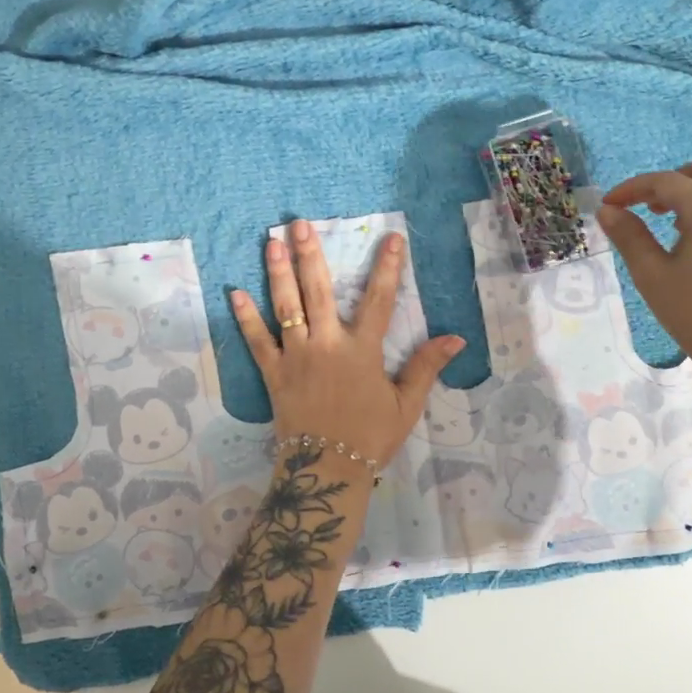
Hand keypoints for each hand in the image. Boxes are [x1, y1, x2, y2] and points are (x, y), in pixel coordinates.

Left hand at [231, 220, 464, 466]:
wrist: (327, 469)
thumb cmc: (371, 437)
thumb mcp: (406, 405)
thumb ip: (426, 367)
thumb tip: (456, 338)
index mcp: (362, 351)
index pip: (380, 300)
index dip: (388, 268)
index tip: (391, 237)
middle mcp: (327, 344)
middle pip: (319, 291)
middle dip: (310, 254)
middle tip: (298, 223)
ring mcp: (297, 357)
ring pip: (285, 307)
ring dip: (278, 273)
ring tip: (271, 242)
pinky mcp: (274, 374)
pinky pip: (257, 341)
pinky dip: (246, 318)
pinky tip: (235, 294)